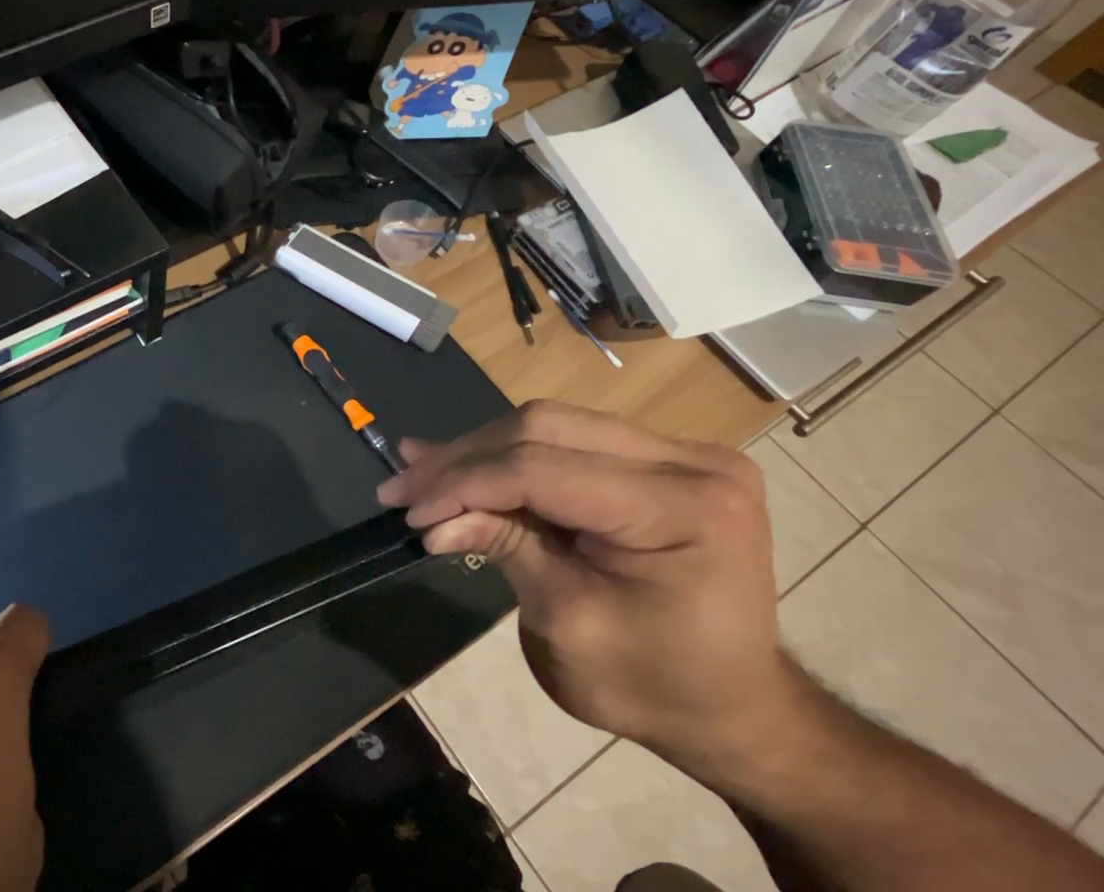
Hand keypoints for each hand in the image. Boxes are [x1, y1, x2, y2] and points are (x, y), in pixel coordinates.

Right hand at [377, 401, 789, 768]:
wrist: (732, 708)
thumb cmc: (654, 684)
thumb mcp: (568, 623)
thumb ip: (507, 548)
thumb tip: (433, 517)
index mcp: (684, 509)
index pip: (545, 468)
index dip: (465, 482)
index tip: (407, 510)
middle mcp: (694, 463)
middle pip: (548, 428)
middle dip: (465, 457)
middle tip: (401, 486)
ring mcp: (686, 456)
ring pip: (554, 425)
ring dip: (481, 451)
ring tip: (418, 470)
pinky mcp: (667, 462)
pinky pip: (574, 442)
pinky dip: (513, 457)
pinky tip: (465, 462)